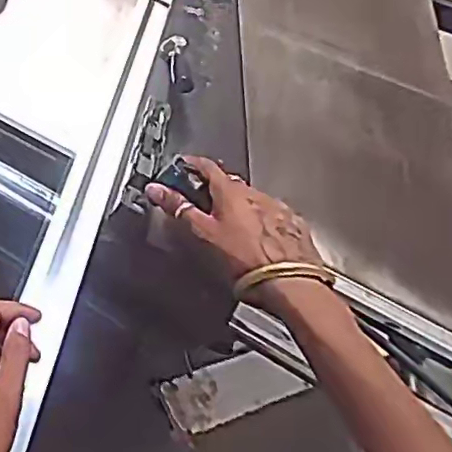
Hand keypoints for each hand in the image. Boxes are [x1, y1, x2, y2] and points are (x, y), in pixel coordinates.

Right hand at [144, 156, 322, 284]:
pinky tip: (258, 239)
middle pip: (229, 183)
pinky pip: (272, 216)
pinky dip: (262, 222)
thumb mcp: (204, 233)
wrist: (293, 287)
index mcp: (230, 191)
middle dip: (215, 190)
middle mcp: (255, 194)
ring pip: (252, 200)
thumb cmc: (247, 261)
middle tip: (201, 202)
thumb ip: (179, 208)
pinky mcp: (295, 227)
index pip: (207, 166)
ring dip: (240, 207)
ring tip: (231, 227)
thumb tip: (156, 189)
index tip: (183, 166)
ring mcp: (277, 209)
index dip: (192, 164)